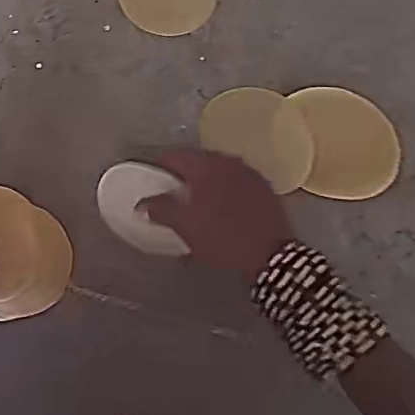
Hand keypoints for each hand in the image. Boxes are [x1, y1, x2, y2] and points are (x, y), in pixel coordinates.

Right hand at [138, 149, 292, 281]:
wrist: (271, 257)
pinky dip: (224, 187)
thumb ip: (160, 209)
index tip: (152, 179)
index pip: (175, 156)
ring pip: (218, 169)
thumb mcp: (185, 226)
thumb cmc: (222, 239)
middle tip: (171, 190)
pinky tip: (221, 204)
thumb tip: (143, 202)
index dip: (160, 166)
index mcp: (205, 166)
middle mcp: (228, 162)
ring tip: (195, 199)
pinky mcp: (264, 187)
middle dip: (183, 172)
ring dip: (204, 179)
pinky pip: (236, 180)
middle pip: (198, 159)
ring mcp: (249, 173)